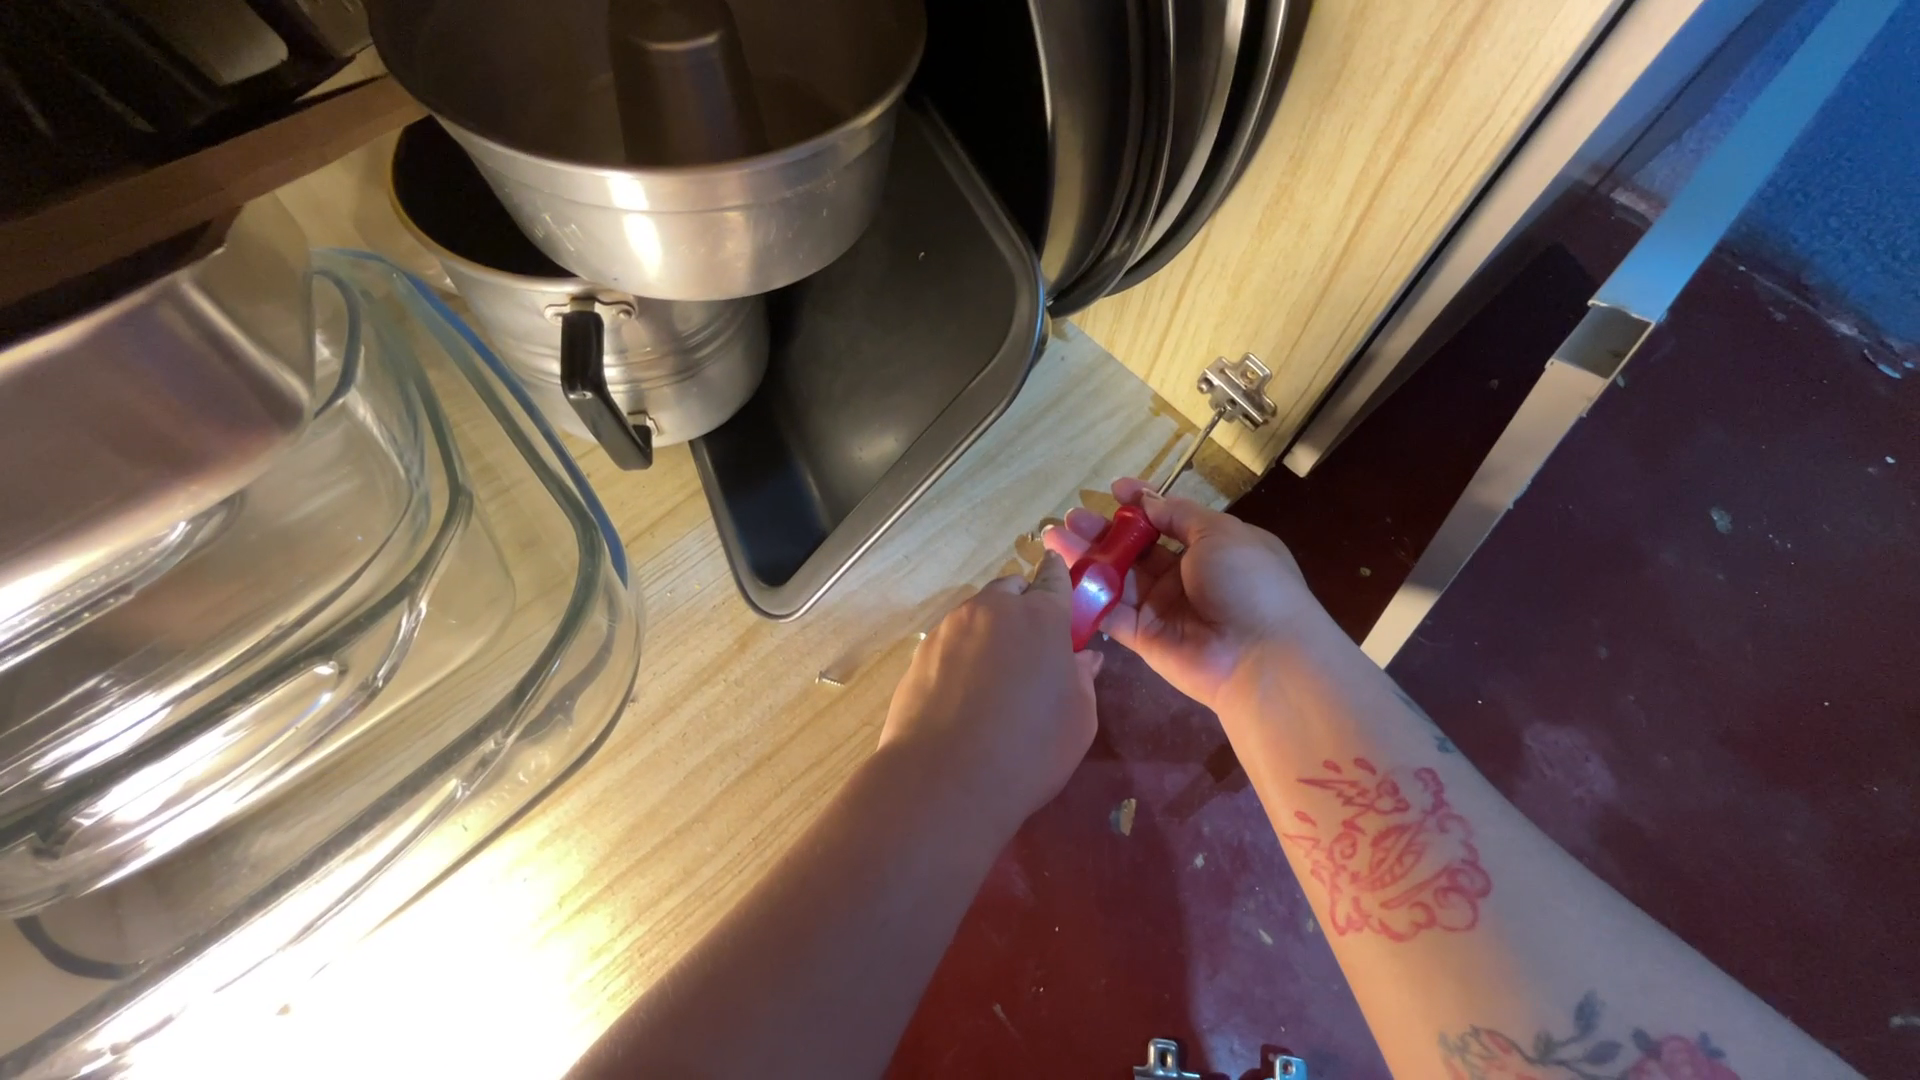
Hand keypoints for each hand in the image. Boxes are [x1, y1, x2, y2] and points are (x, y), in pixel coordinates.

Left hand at [878, 552, 1103, 834]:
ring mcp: (950, 627)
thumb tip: (1083, 658)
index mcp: (1040, 616)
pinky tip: (964, 691)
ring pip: (976, 612)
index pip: (1053, 578)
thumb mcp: (1078, 719)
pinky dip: (962, 653)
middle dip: (1022, 603)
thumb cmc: (1029, 749)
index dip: (1058, 578)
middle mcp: (992, 609)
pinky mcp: (920, 652)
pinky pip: (950, 640)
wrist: (945, 777)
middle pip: (1010, 589)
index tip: (1059, 580)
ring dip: (990, 629)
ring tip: (994, 674)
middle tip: (1030, 643)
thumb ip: (1082, 679)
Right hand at [1042, 478, 1328, 710]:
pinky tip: (1062, 575)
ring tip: (1054, 537)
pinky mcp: (1143, 637)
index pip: (1168, 520)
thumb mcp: (1220, 533)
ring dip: (1087, 557)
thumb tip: (1148, 501)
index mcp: (1211, 547)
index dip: (1141, 503)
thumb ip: (1179, 515)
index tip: (1114, 490)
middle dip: (1103, 530)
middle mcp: (1185, 576)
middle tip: (1072, 517)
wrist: (1262, 656)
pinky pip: (1110, 612)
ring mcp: (1162, 608)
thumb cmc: (1249, 582)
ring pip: (1117, 577)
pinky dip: (1087, 595)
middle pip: (1135, 548)